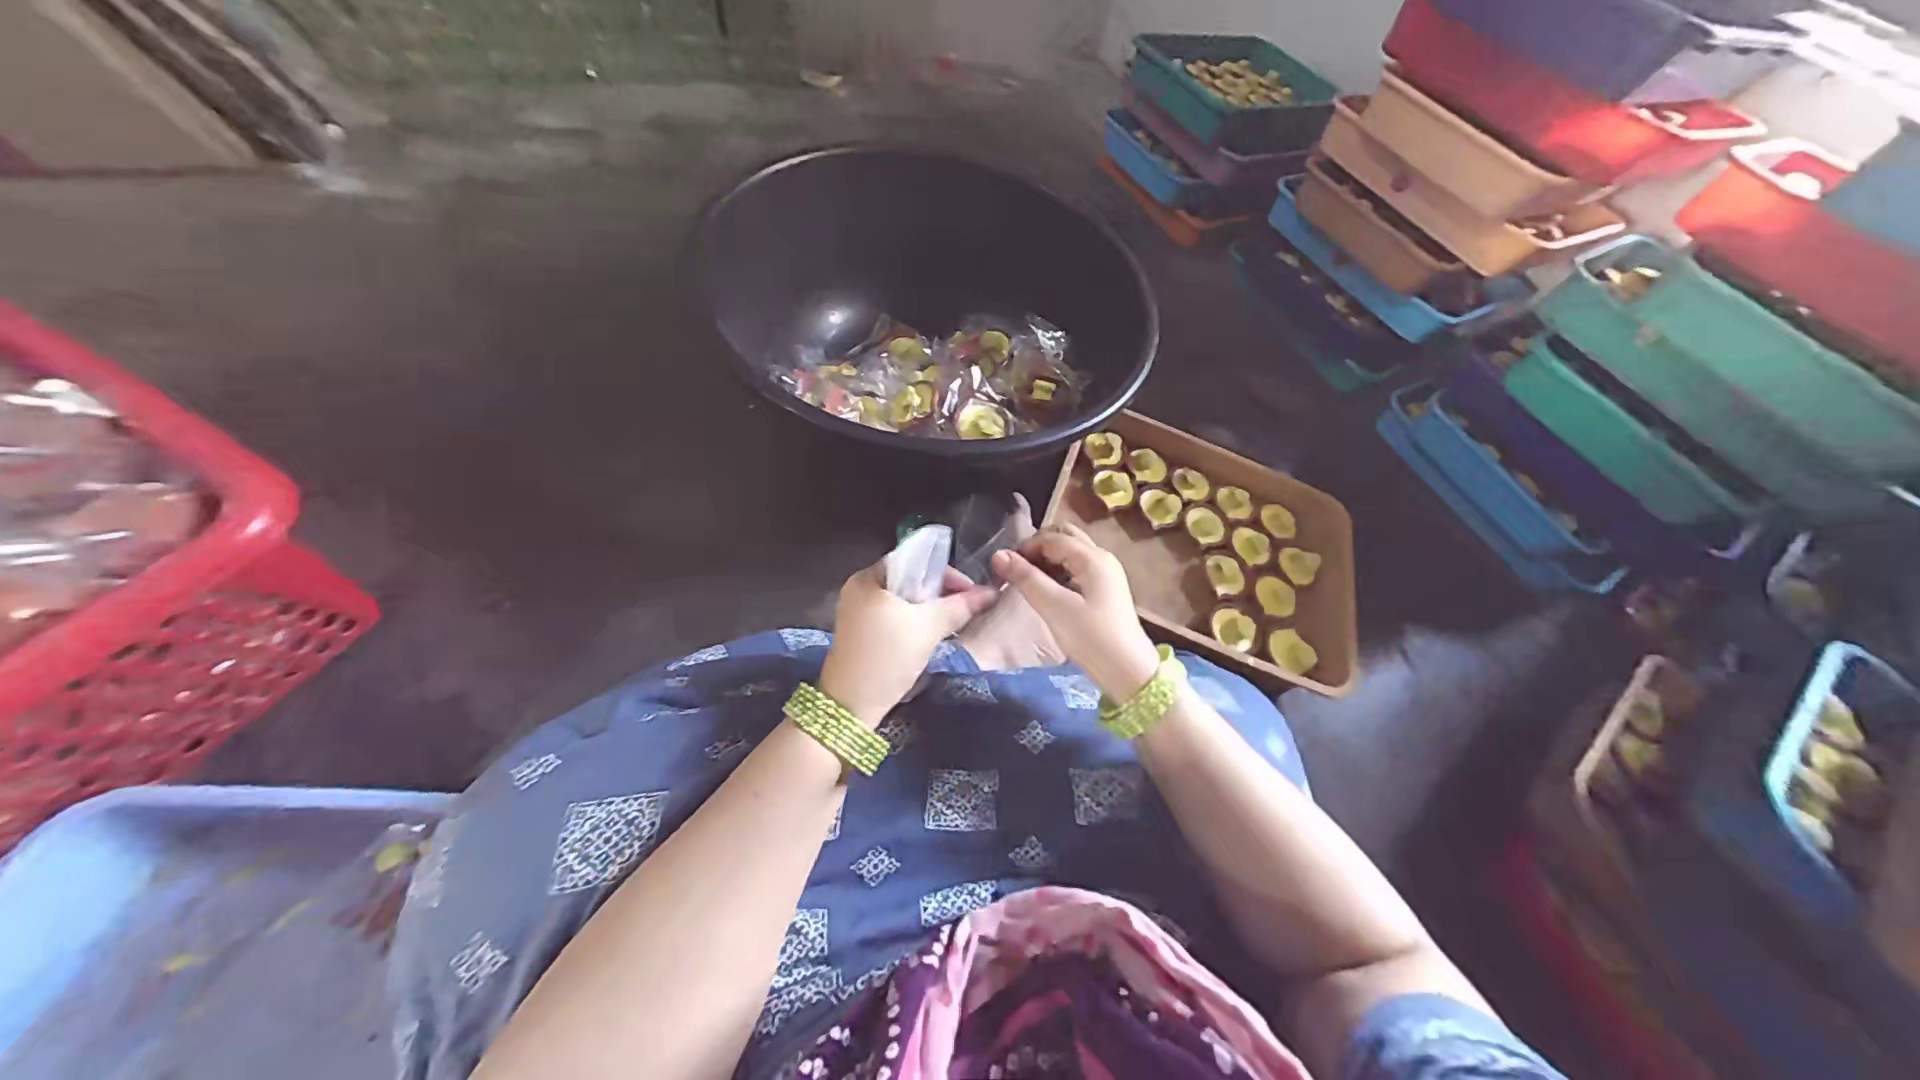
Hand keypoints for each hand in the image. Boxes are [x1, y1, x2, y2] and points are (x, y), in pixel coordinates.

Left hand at [818, 564, 997, 724]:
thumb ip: (959, 606)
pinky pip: (894, 616)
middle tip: (965, 606)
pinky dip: (914, 620)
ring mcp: (858, 612)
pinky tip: (932, 632)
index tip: (970, 591)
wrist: (851, 705)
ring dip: (929, 608)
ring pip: (903, 600)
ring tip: (954, 619)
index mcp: (869, 578)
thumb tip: (990, 592)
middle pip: (909, 579)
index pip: (914, 560)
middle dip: (940, 592)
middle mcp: (860, 589)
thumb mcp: (928, 628)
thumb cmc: (887, 657)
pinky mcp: (861, 633)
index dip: (946, 573)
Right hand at [991, 523, 1161, 700]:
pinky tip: (1047, 590)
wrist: (1128, 671)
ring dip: (1048, 560)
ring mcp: (1106, 573)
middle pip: (1064, 537)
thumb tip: (998, 554)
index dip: (1025, 548)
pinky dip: (1059, 571)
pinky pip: (1077, 568)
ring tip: (1028, 581)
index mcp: (1093, 557)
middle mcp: (1102, 558)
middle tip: (1018, 570)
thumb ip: (1026, 578)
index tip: (1005, 568)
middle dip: (1038, 548)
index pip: (1052, 538)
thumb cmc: (1091, 638)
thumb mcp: (1054, 607)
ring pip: (1071, 552)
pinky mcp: (1105, 589)